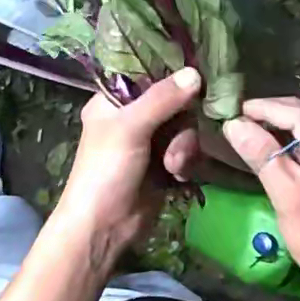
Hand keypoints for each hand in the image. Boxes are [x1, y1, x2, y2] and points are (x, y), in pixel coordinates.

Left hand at [53, 68, 202, 257]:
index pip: (148, 74)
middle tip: (176, 141)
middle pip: (174, 101)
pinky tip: (177, 176)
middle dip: (181, 124)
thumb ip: (162, 99)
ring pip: (184, 127)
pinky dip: (186, 161)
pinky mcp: (163, 163)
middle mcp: (131, 116)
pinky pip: (187, 150)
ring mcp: (148, 141)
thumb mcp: (130, 128)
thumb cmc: (106, 171)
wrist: (104, 228)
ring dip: (184, 147)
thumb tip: (195, 72)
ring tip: (173, 166)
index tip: (195, 81)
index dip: (172, 77)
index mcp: (113, 100)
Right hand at [221, 97, 299, 300]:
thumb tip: (233, 123)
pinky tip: (263, 149)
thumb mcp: (288, 196)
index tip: (231, 108)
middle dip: (269, 116)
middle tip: (232, 117)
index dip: (265, 109)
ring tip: (241, 129)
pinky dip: (285, 148)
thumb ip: (262, 156)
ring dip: (275, 131)